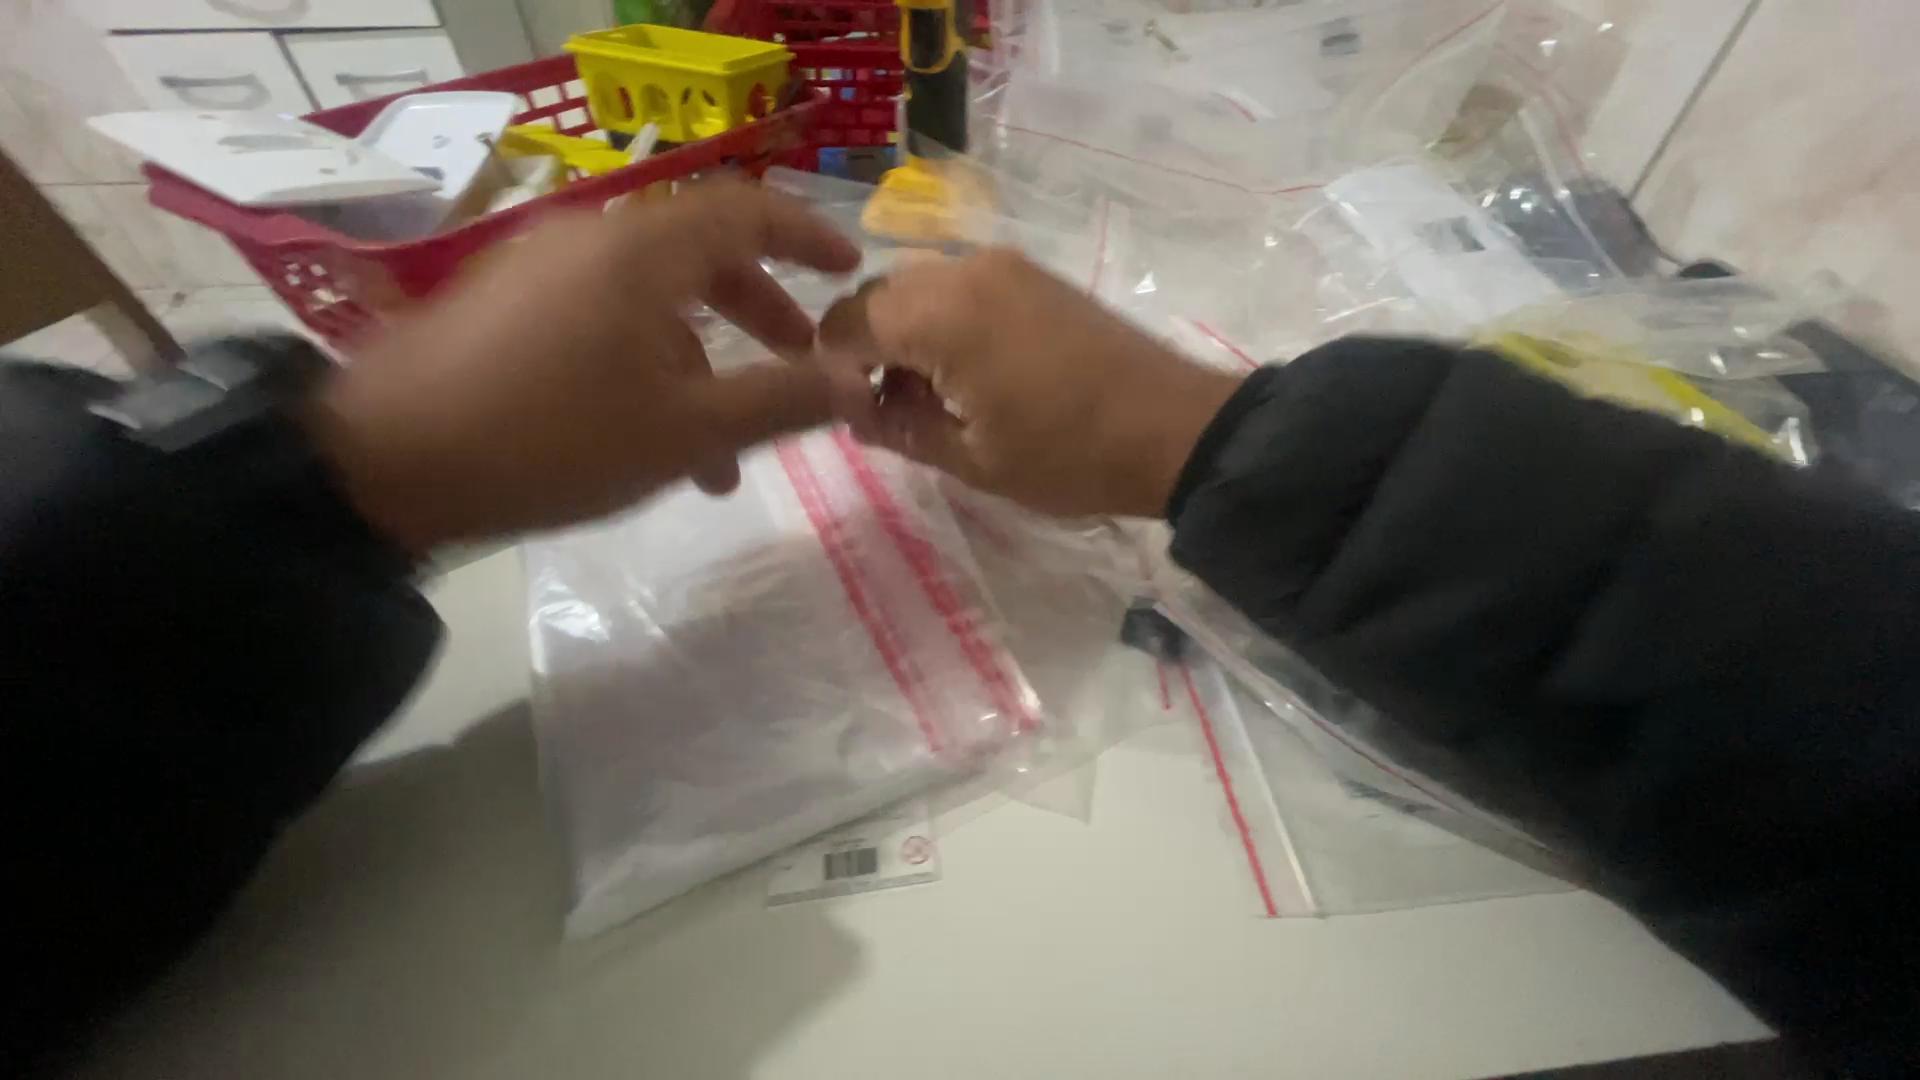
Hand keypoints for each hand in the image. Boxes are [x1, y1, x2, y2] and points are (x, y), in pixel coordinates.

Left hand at [303, 180, 860, 552]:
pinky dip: (654, 366)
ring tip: (730, 443)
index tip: (851, 269)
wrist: (386, 467)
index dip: (808, 235)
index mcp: (641, 252)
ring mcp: (545, 271)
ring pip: (656, 300)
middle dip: (763, 309)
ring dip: (708, 358)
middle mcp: (594, 241)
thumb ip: (781, 401)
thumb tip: (858, 385)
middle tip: (802, 357)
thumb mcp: (687, 430)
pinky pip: (609, 321)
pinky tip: (661, 441)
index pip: (746, 210)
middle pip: (703, 254)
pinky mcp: (513, 307)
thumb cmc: (556, 439)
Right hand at [820, 249, 1243, 517]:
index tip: (858, 417)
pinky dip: (944, 323)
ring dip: (907, 337)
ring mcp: (1004, 265)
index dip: (833, 372)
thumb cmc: (1068, 457)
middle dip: (869, 352)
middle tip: (894, 412)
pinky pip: (960, 287)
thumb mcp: (972, 460)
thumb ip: (898, 428)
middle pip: (879, 297)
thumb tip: (856, 411)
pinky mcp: (1032, 274)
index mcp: (942, 314)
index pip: (845, 323)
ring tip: (936, 398)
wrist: (1173, 429)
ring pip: (919, 288)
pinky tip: (971, 373)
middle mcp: (966, 269)